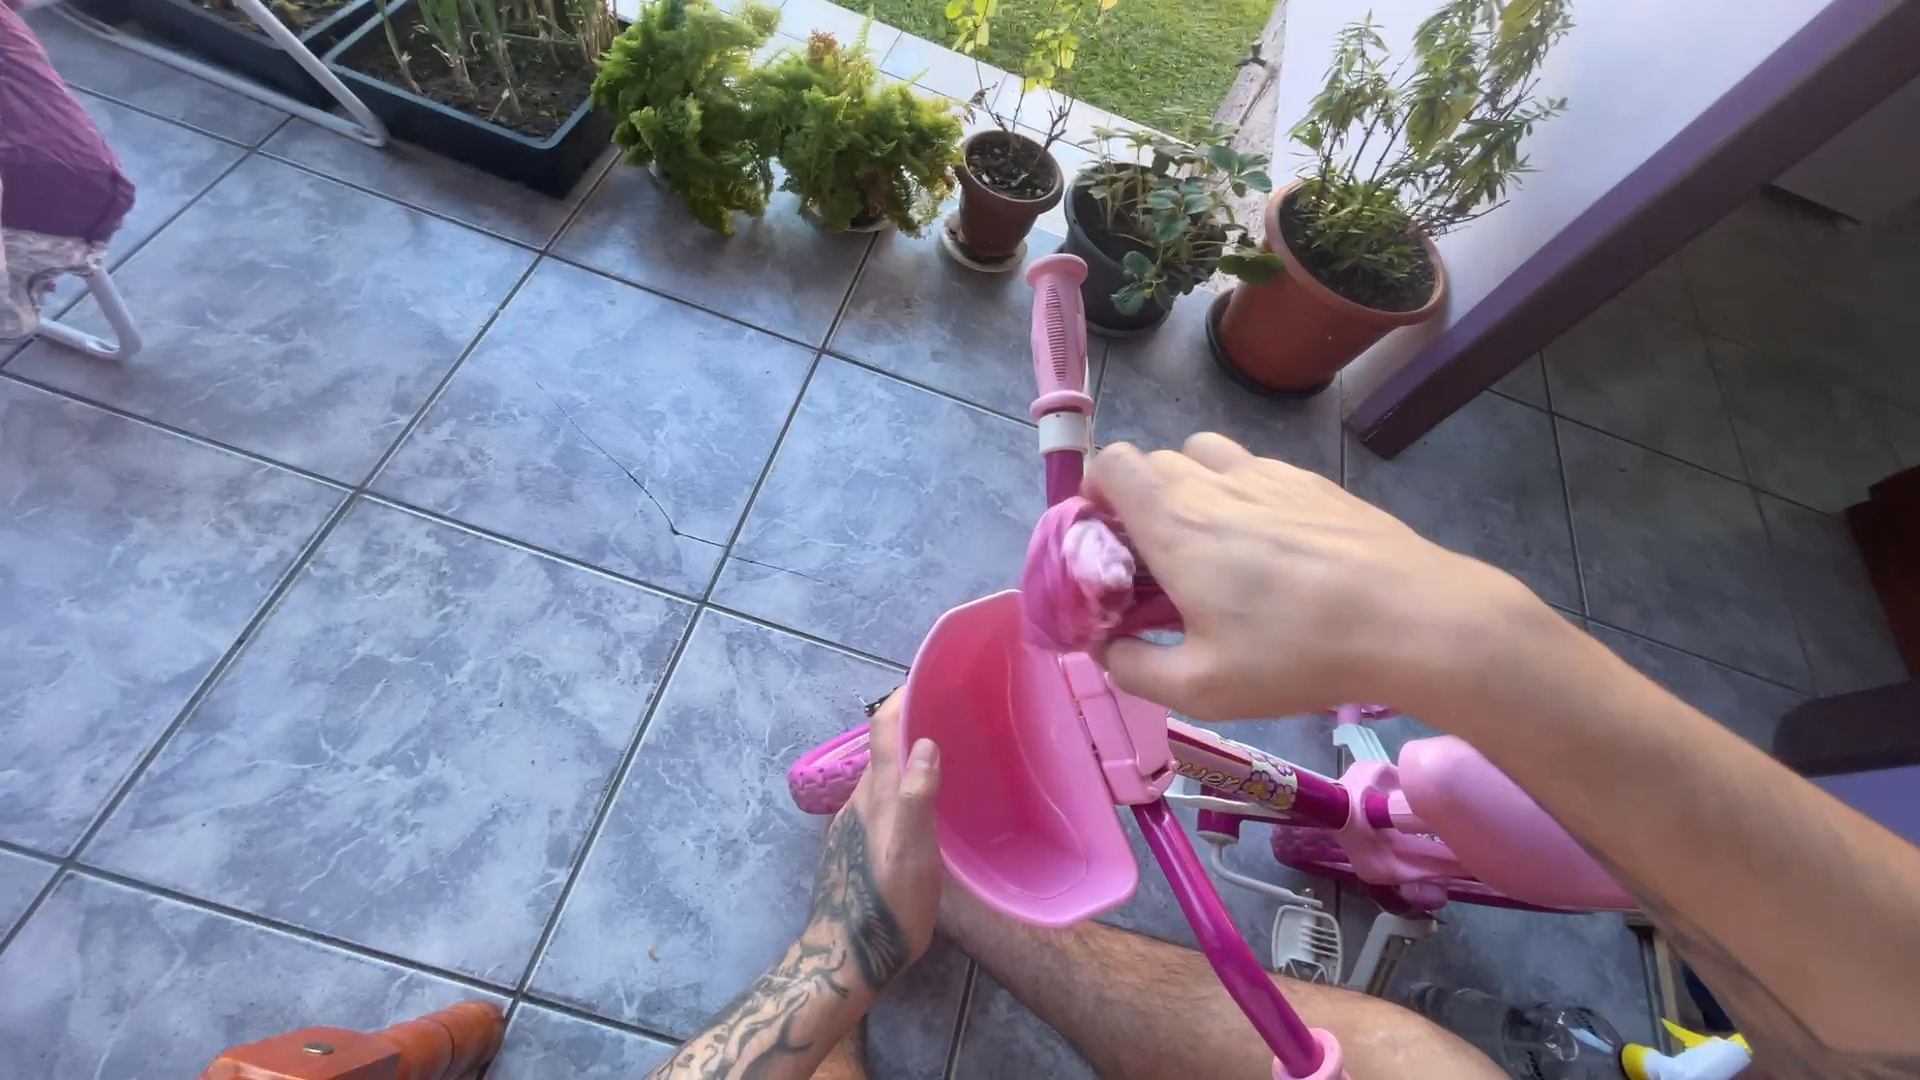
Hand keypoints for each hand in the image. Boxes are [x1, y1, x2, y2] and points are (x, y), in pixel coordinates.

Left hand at [806, 692, 941, 993]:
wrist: (845, 956)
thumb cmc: (888, 905)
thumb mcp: (915, 853)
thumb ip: (918, 797)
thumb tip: (925, 741)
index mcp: (878, 792)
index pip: (883, 726)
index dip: (903, 696)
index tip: (931, 677)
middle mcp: (862, 797)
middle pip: (883, 743)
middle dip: (911, 719)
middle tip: (952, 712)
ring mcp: (855, 820)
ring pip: (883, 770)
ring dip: (908, 751)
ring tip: (946, 750)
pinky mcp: (857, 840)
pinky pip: (883, 794)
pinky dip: (904, 780)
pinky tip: (925, 799)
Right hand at [1084, 433, 1556, 722]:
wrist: (1417, 621)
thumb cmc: (1296, 653)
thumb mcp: (1199, 689)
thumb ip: (1132, 668)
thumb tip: (1105, 647)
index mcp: (1174, 522)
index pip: (1110, 464)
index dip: (1094, 495)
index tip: (1106, 541)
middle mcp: (1213, 482)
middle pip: (1151, 461)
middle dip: (1137, 500)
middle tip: (1155, 557)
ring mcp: (1267, 473)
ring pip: (1201, 453)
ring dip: (1187, 485)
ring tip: (1208, 539)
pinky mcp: (1310, 480)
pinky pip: (1252, 467)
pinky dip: (1238, 490)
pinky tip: (1269, 542)